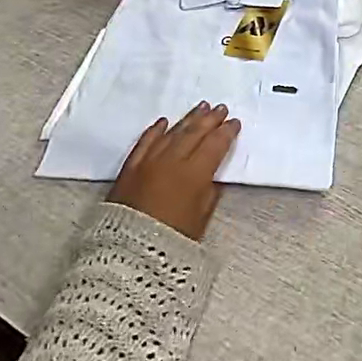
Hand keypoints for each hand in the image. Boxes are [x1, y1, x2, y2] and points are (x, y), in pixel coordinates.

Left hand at [107, 103, 239, 240]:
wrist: (126, 252)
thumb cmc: (170, 238)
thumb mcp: (201, 217)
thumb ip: (210, 192)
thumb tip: (213, 175)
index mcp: (195, 172)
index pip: (215, 144)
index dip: (227, 132)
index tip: (235, 123)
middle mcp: (173, 161)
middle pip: (195, 133)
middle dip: (210, 119)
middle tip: (221, 108)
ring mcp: (149, 162)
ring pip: (172, 133)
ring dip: (188, 119)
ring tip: (200, 107)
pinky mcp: (130, 168)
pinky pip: (145, 142)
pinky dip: (155, 131)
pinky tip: (163, 122)